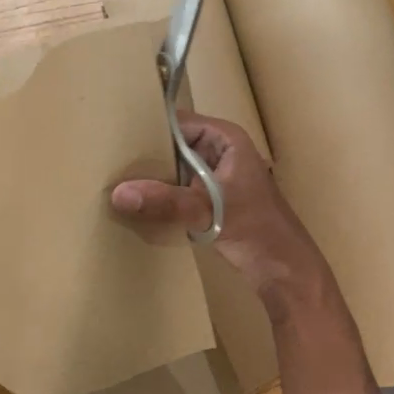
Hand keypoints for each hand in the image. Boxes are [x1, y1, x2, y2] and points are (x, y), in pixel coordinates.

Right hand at [110, 111, 331, 311]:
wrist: (284, 270)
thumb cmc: (255, 229)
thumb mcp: (206, 210)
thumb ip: (165, 200)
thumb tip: (118, 193)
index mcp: (226, 138)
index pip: (179, 123)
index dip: (149, 129)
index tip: (116, 138)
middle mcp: (220, 151)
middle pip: (175, 146)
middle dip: (147, 156)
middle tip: (109, 163)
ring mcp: (216, 177)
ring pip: (176, 170)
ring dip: (153, 179)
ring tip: (115, 181)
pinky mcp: (212, 201)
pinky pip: (180, 190)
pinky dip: (163, 197)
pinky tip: (136, 205)